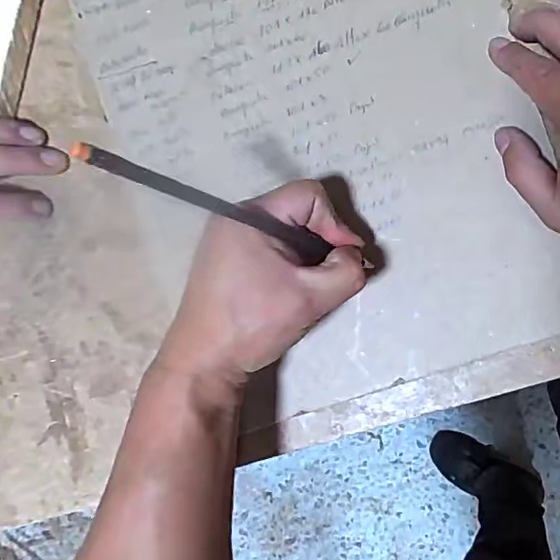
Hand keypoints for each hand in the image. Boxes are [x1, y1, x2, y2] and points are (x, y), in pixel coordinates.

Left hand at [156, 180, 367, 385]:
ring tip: (315, 288)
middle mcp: (238, 219)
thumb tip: (356, 257)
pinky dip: (294, 265)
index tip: (346, 259)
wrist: (203, 363)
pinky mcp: (231, 260)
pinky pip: (275, 248)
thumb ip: (347, 271)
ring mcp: (231, 239)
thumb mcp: (310, 298)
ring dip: (311, 256)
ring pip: (290, 232)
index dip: (337, 224)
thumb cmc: (252, 325)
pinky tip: (295, 293)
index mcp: (250, 216)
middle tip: (335, 276)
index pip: (310, 196)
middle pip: (301, 212)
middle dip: (326, 242)